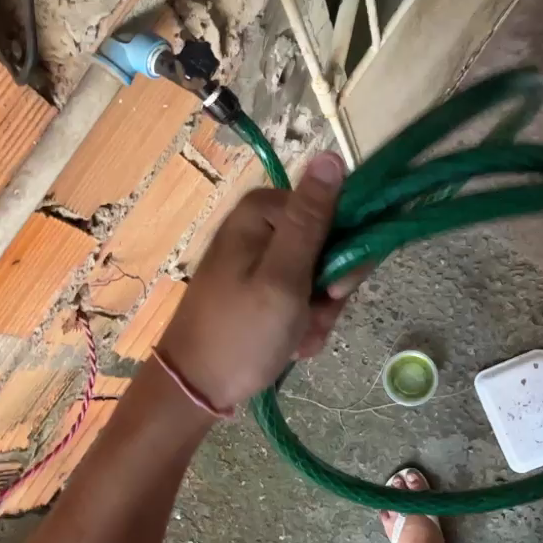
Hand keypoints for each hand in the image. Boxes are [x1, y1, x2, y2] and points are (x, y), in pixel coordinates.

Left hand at [155, 152, 352, 410]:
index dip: (346, 254)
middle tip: (307, 320)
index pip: (337, 214)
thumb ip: (312, 220)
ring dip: (317, 316)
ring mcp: (262, 261)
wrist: (196, 388)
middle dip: (328, 294)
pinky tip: (288, 344)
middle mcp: (262, 228)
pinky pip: (304, 300)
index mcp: (263, 212)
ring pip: (322, 280)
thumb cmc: (240, 333)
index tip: (333, 290)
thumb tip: (331, 154)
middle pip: (332, 249)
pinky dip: (302, 326)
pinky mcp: (262, 290)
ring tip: (294, 338)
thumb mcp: (283, 276)